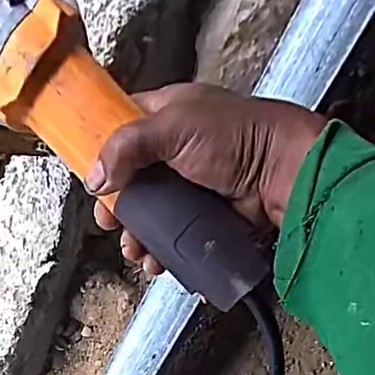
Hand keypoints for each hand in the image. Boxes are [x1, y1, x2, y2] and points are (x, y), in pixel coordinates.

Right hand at [85, 83, 325, 275]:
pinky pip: (169, 235)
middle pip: (129, 182)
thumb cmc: (240, 137)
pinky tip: (156, 259)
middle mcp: (173, 150)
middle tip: (112, 221)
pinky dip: (159, 250)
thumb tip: (95, 177)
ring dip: (136, 236)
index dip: (102, 154)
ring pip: (147, 214)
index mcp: (166, 115)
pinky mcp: (199, 215)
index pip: (121, 130)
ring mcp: (186, 185)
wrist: (281, 175)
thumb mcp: (175, 127)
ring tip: (136, 249)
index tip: (92, 180)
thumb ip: (128, 146)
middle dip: (117, 208)